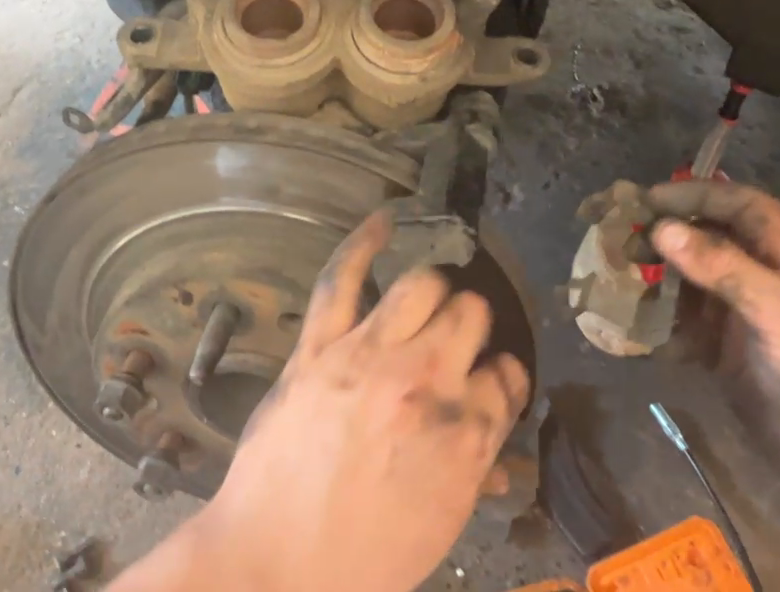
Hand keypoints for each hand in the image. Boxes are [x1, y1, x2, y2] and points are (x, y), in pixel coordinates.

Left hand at [118, 208, 529, 591]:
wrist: (270, 564)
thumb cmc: (361, 559)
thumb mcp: (440, 526)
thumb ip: (475, 473)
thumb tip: (497, 450)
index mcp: (465, 433)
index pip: (509, 376)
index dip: (501, 378)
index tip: (490, 382)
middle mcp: (427, 381)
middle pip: (472, 316)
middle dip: (471, 328)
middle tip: (455, 344)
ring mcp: (369, 355)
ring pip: (423, 285)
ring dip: (433, 291)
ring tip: (427, 302)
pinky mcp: (318, 346)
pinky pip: (343, 278)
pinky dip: (362, 243)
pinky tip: (383, 221)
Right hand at [648, 179, 779, 591]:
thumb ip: (722, 266)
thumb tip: (661, 227)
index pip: (748, 210)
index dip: (701, 197)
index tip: (650, 199)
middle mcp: (775, 286)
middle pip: (718, 247)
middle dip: (672, 239)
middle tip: (623, 239)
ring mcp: (755, 326)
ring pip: (700, 289)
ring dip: (661, 282)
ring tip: (618, 279)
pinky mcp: (736, 363)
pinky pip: (693, 332)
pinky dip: (665, 326)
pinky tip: (635, 325)